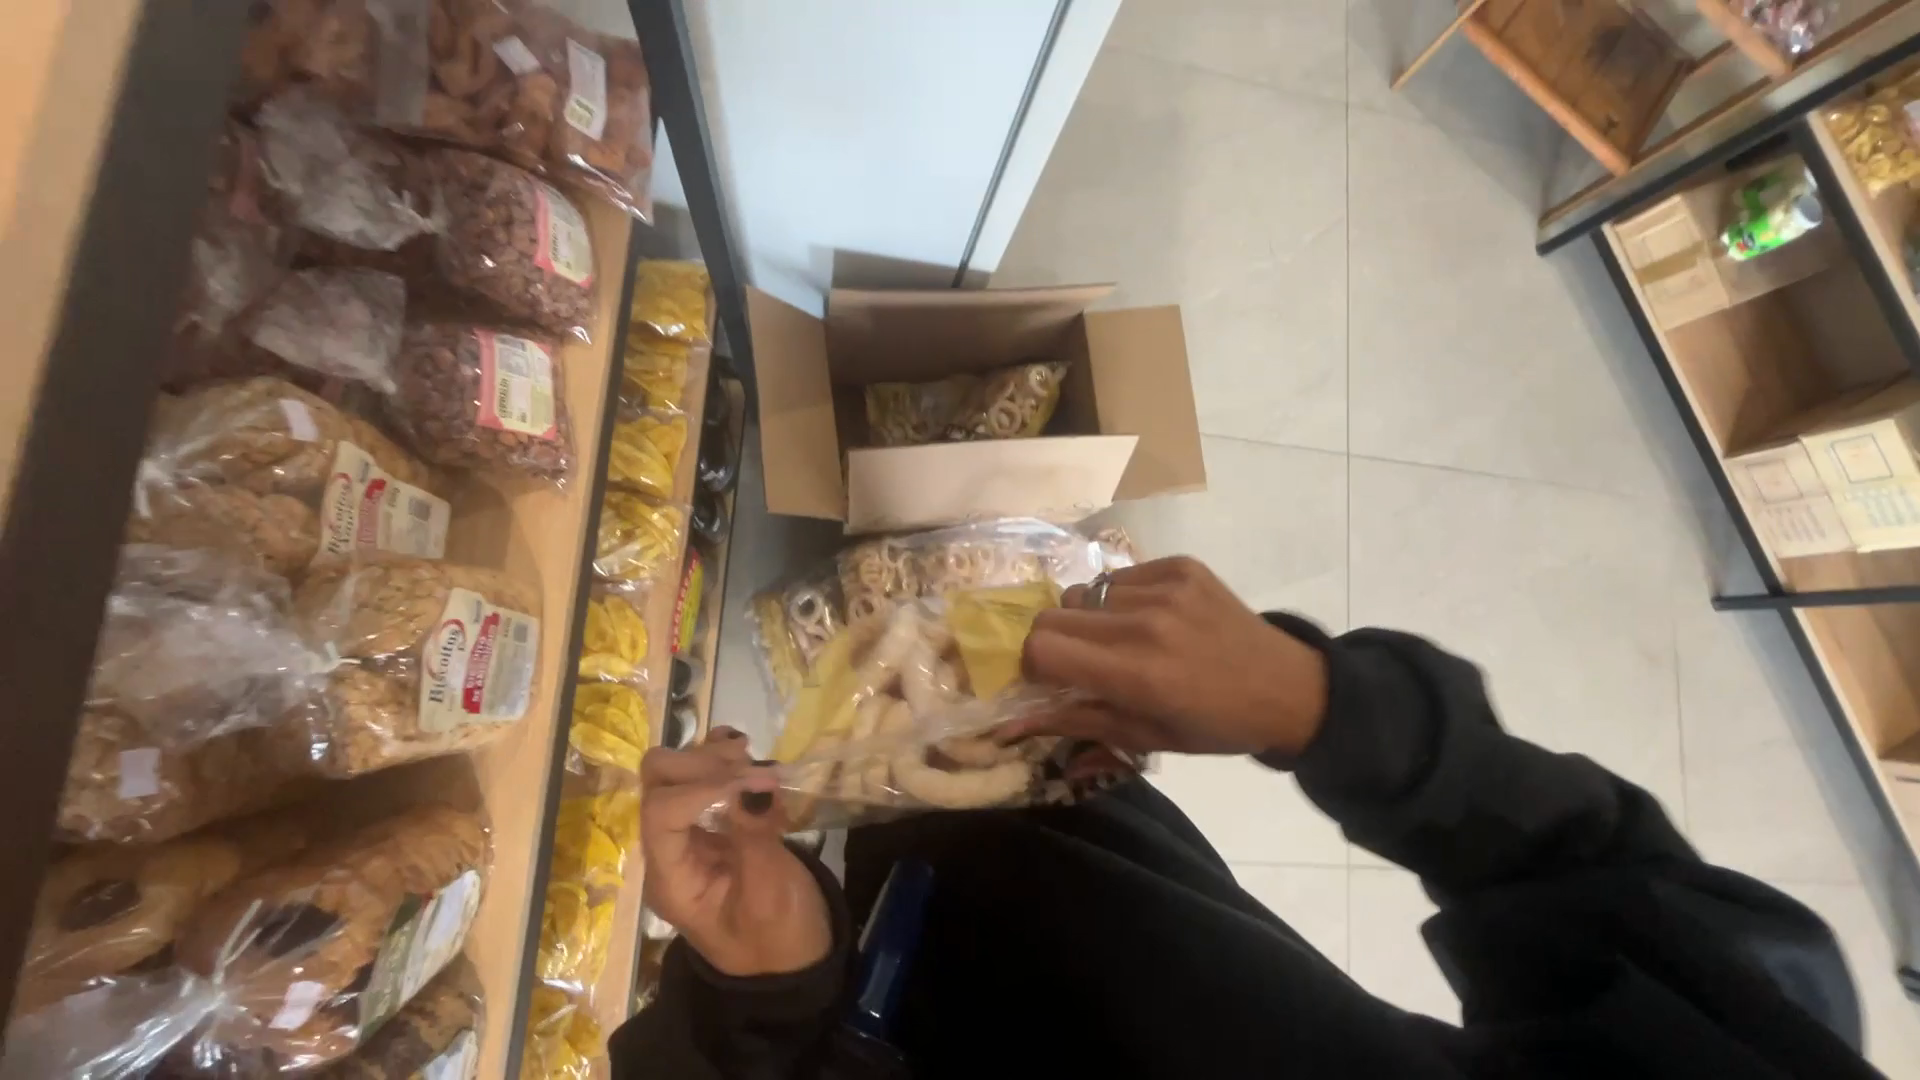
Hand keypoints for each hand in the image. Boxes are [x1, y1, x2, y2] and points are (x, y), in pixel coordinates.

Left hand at [640, 728, 832, 976]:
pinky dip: (721, 753)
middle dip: (705, 764)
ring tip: (758, 765)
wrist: (793, 960)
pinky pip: (702, 772)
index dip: (705, 786)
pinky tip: (746, 752)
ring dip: (715, 755)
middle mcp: (671, 848)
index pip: (662, 811)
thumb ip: (754, 840)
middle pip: (658, 781)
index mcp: (672, 878)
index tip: (759, 781)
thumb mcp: (769, 896)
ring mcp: (690, 830)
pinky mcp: (714, 818)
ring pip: (676, 768)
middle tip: (756, 770)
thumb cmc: (779, 939)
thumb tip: (749, 786)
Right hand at [1014, 557, 1327, 756]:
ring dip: (1092, 619)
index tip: (1051, 679)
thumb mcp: (1145, 739)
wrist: (1288, 687)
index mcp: (1138, 673)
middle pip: (1053, 614)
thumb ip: (1076, 722)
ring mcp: (1165, 587)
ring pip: (1085, 593)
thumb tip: (1011, 725)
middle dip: (1054, 642)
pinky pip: (1121, 575)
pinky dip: (1123, 599)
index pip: (1042, 648)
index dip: (1034, 666)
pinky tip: (1154, 619)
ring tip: (1126, 639)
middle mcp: (1146, 622)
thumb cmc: (1213, 725)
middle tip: (1083, 662)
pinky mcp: (1180, 565)